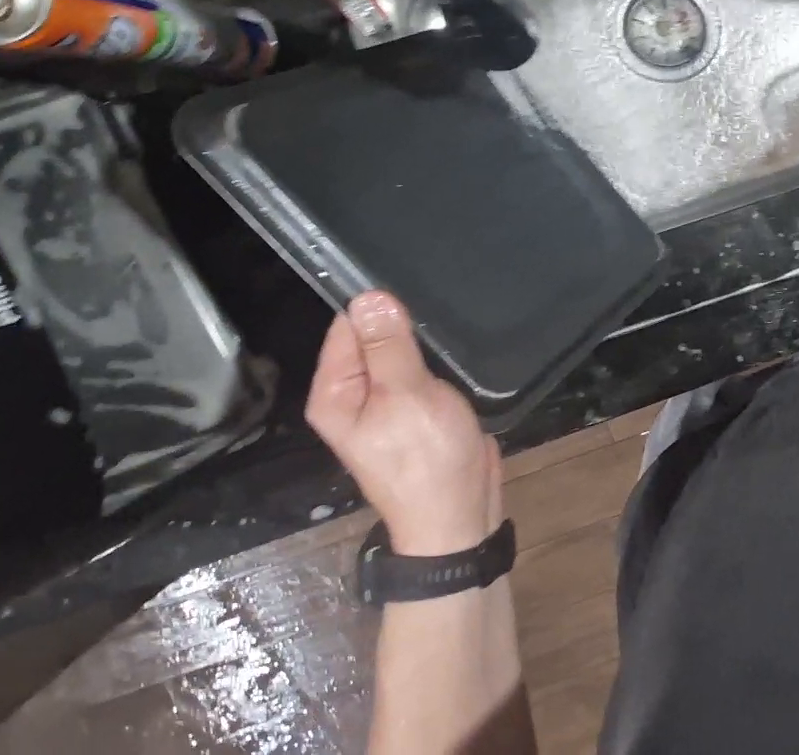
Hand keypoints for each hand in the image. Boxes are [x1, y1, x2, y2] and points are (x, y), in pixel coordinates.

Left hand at [306, 291, 502, 556]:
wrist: (458, 512)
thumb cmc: (426, 457)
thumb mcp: (406, 396)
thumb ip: (389, 346)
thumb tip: (369, 296)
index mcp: (336, 392)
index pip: (348, 328)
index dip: (379, 306)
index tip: (415, 286)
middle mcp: (356, 394)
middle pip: (377, 338)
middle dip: (407, 323)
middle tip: (443, 305)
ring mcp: (390, 402)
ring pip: (405, 353)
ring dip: (427, 341)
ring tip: (456, 323)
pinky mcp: (421, 408)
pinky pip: (424, 370)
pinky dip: (441, 359)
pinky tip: (462, 349)